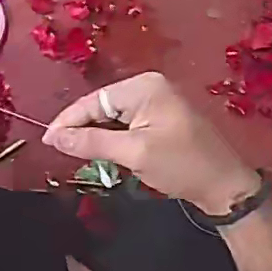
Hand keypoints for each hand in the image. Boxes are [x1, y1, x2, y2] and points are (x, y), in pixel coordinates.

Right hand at [42, 72, 260, 214]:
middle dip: (81, 128)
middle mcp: (149, 85)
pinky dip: (113, 137)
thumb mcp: (133, 154)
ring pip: (112, 116)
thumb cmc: (182, 166)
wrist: (225, 185)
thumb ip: (91, 143)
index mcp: (144, 87)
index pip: (94, 101)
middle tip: (58, 149)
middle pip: (102, 106)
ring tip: (74, 153)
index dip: (68, 121)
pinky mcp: (161, 116)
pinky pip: (127, 122)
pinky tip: (101, 152)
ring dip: (96, 135)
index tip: (46, 140)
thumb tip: (53, 137)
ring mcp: (157, 100)